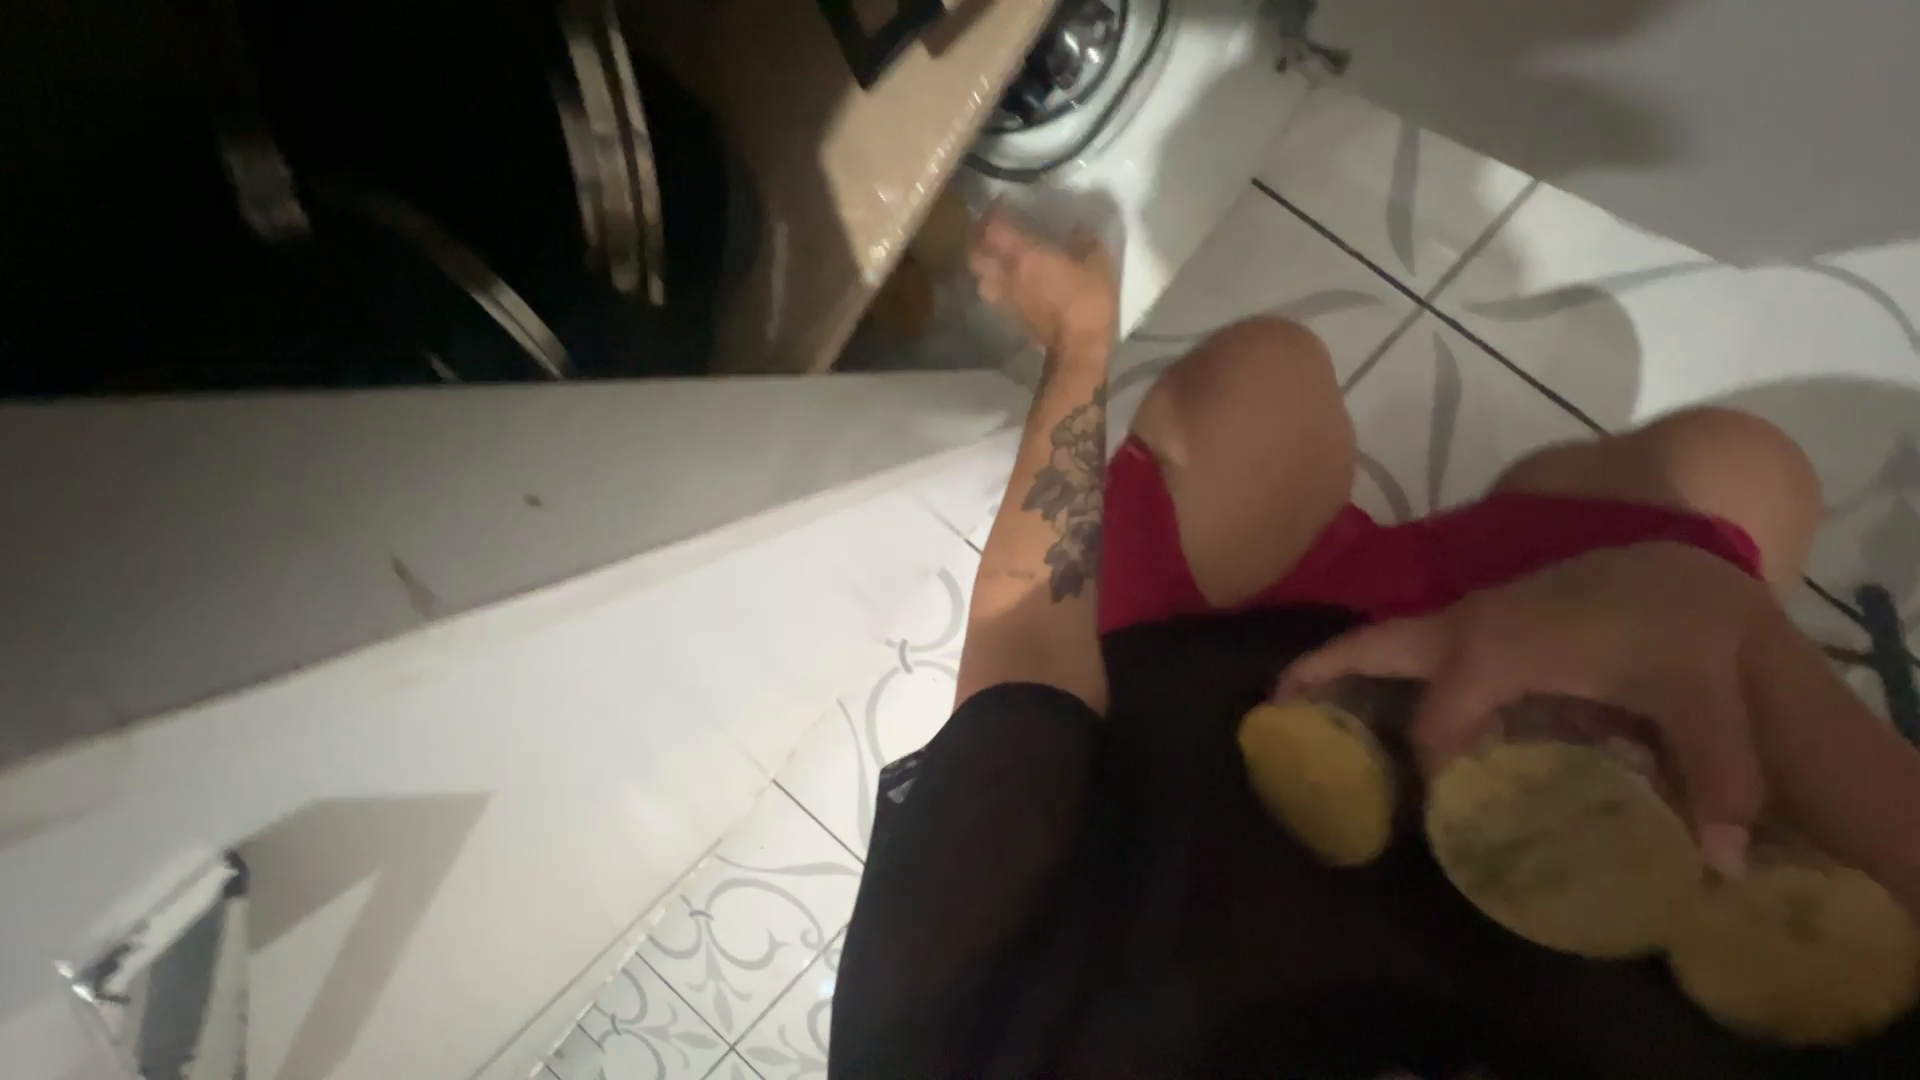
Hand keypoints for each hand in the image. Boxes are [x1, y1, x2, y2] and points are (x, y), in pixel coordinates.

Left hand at [968, 205, 1117, 353]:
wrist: (1079, 347)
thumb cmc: (1088, 300)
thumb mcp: (1097, 261)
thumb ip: (1084, 240)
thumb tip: (1078, 229)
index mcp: (1025, 255)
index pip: (995, 227)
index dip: (994, 211)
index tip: (1002, 201)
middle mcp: (1007, 274)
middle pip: (975, 253)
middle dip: (978, 237)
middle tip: (989, 228)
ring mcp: (1005, 298)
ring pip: (978, 276)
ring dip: (980, 263)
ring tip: (991, 255)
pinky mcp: (1010, 316)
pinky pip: (992, 294)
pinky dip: (992, 282)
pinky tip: (1004, 280)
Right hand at [1279, 542, 1776, 875]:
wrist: (1673, 553)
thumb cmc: (1673, 624)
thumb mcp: (1699, 698)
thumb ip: (1712, 777)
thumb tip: (1714, 865)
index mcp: (1491, 655)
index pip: (1434, 727)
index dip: (1428, 772)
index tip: (1430, 814)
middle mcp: (1454, 632)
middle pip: (1365, 651)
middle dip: (1314, 674)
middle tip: (1272, 707)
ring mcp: (1455, 618)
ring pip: (1375, 640)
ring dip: (1333, 666)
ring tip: (1294, 699)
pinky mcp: (1467, 617)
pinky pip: (1402, 644)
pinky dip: (1368, 663)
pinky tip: (1369, 693)